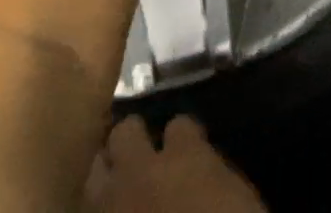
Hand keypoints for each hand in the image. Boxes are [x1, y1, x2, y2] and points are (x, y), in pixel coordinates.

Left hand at [83, 116, 267, 211]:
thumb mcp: (240, 202)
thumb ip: (216, 180)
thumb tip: (206, 177)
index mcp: (186, 159)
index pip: (181, 125)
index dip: (185, 135)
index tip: (190, 142)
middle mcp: (142, 171)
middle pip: (125, 132)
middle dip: (133, 136)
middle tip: (143, 150)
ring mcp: (112, 204)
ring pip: (96, 169)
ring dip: (108, 172)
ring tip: (120, 182)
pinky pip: (89, 210)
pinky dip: (100, 210)